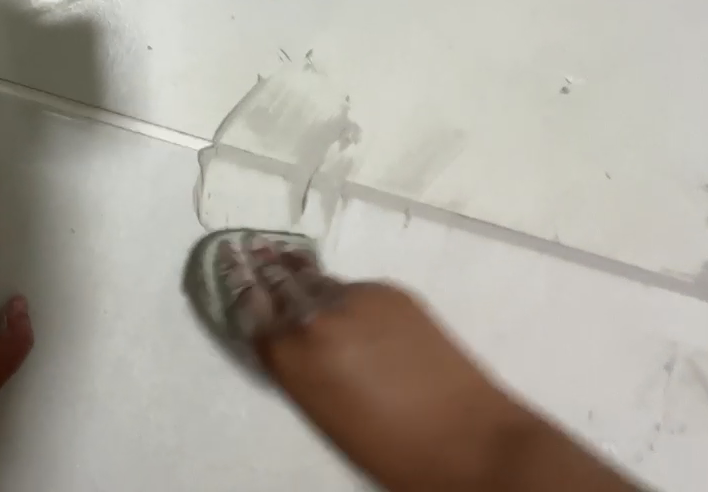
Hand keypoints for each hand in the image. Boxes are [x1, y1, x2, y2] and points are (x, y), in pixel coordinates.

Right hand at [219, 234, 638, 491]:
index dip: (238, 290)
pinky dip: (354, 302)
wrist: (477, 447)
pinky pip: (357, 290)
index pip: (245, 306)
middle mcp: (313, 316)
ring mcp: (353, 297)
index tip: (231, 274)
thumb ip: (292, 363)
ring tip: (319, 298)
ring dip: (312, 289)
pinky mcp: (389, 290)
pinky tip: (369, 323)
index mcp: (291, 356)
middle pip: (275, 280)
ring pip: (317, 282)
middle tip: (252, 257)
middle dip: (265, 274)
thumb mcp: (321, 411)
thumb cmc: (390, 451)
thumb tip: (279, 330)